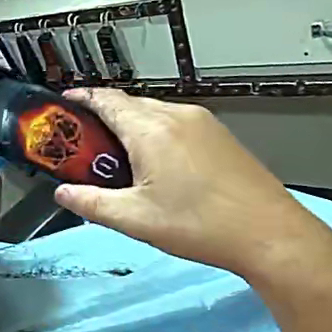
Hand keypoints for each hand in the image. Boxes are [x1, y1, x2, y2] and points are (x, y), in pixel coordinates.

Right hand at [52, 89, 331, 279]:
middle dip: (104, 120)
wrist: (268, 232)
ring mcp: (203, 123)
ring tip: (120, 163)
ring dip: (132, 129)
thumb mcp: (136, 219)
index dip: (80, 100)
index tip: (63, 107)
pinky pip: (178, 125)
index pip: (106, 99)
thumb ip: (92, 203)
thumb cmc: (202, 225)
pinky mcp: (220, 136)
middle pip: (130, 105)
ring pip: (155, 115)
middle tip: (86, 149)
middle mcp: (178, 116)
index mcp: (152, 129)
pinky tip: (157, 167)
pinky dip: (157, 136)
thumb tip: (65, 193)